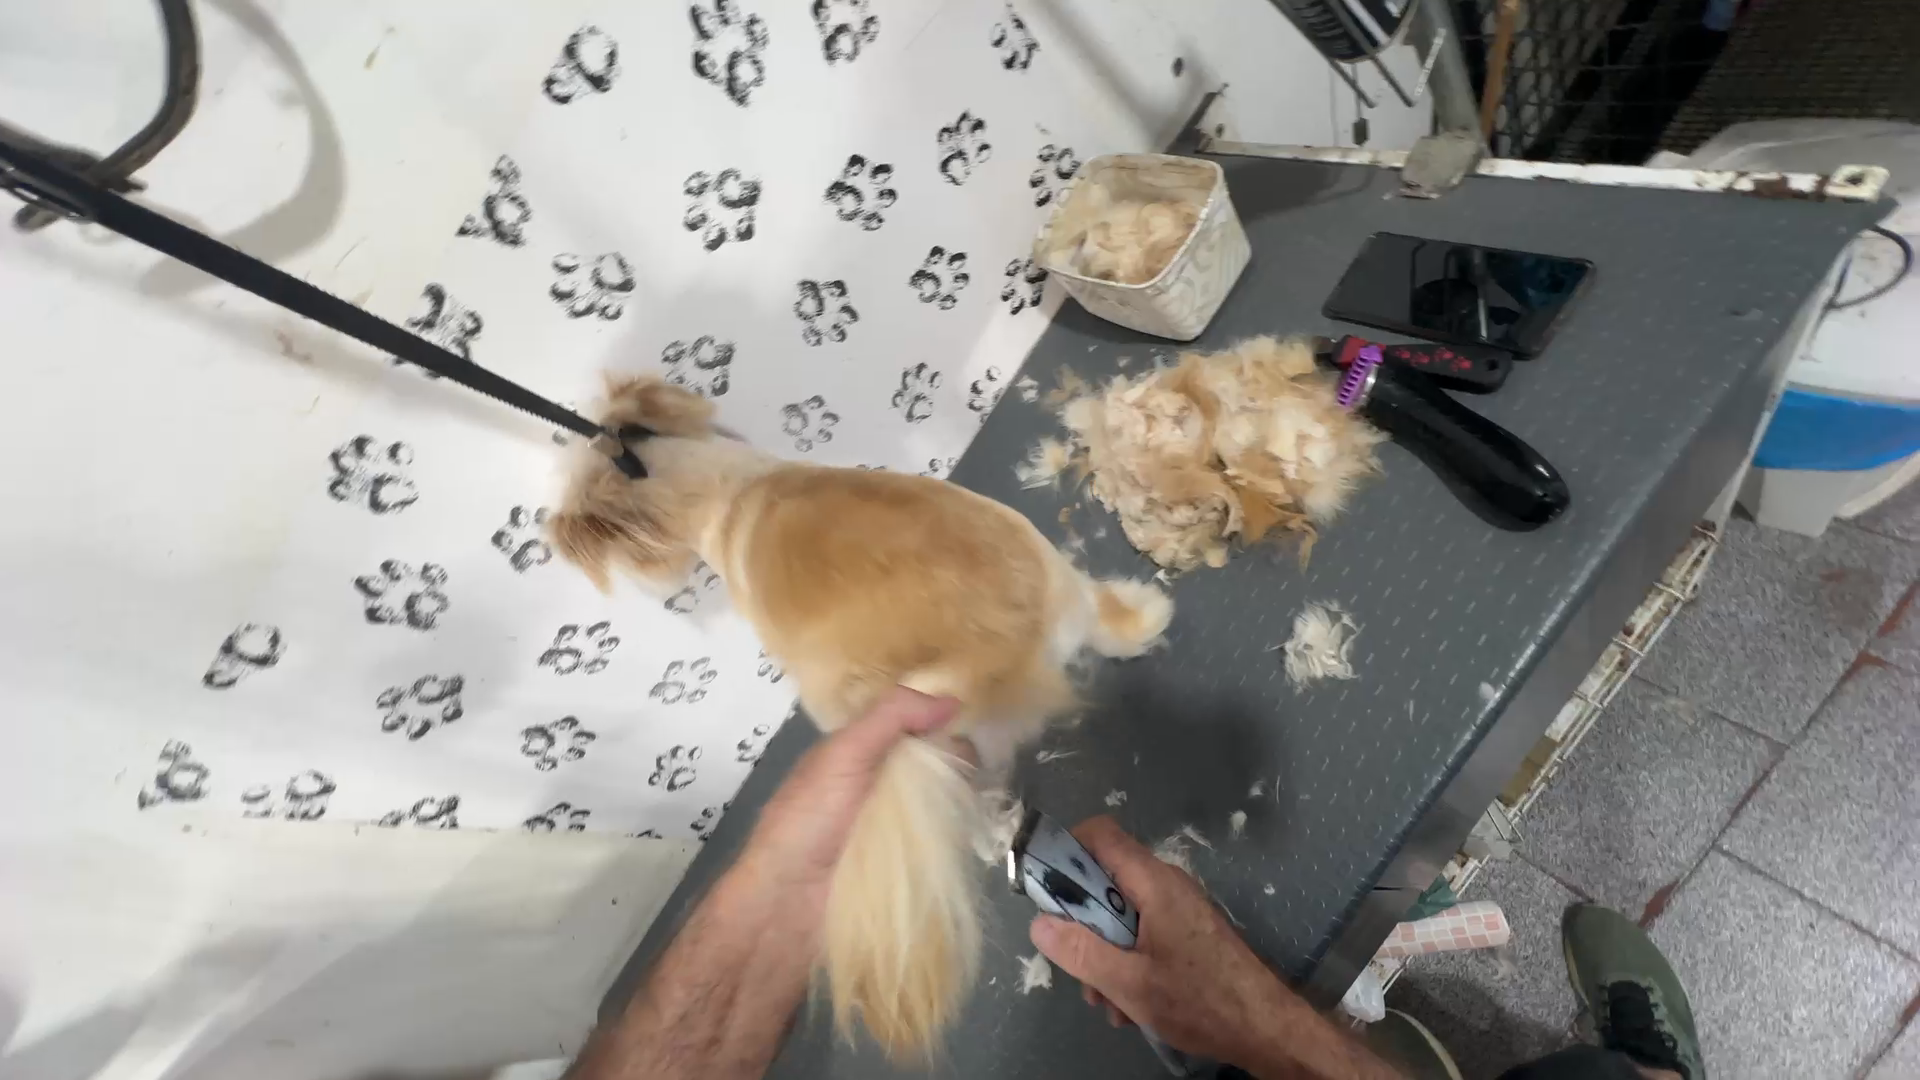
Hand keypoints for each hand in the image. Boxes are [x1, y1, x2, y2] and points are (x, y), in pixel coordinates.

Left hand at [728, 687, 959, 943]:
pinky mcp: (910, 858)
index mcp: (858, 748)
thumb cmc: (809, 820)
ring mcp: (896, 821)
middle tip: (971, 765)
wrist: (789, 907)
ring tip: (979, 793)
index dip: (936, 713)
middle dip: (955, 755)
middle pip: (931, 755)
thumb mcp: (845, 753)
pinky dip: (958, 825)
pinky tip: (974, 821)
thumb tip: (951, 698)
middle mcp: (879, 779)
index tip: (969, 713)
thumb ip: (892, 716)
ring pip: (942, 792)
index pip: (908, 719)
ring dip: (961, 790)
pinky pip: (943, 832)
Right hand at [1027, 816, 1295, 1067]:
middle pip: (1105, 879)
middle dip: (1083, 923)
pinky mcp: (1186, 932)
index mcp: (1151, 880)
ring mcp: (1177, 907)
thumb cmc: (1200, 999)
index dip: (1067, 848)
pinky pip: (1142, 930)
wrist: (1270, 1030)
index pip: (1100, 833)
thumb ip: (1081, 952)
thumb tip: (1038, 923)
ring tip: (1108, 1001)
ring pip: (1121, 913)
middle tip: (1078, 966)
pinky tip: (1132, 1004)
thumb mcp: (1130, 983)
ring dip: (1105, 952)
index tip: (1048, 886)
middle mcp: (1163, 883)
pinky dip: (1128, 960)